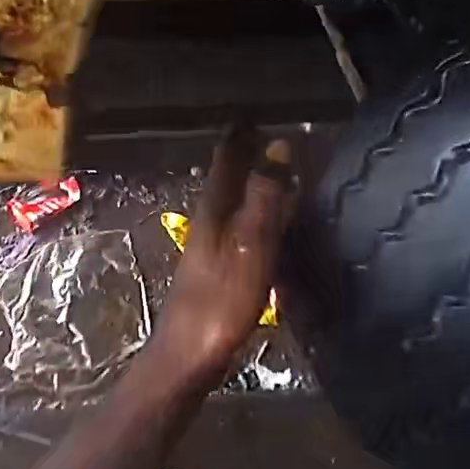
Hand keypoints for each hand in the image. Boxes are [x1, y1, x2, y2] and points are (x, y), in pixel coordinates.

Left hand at [149, 125, 297, 384]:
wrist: (190, 353)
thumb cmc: (221, 298)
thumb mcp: (250, 244)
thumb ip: (264, 197)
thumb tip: (279, 144)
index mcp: (214, 207)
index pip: (227, 159)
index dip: (240, 137)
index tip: (254, 114)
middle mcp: (210, 218)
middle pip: (229, 177)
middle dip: (246, 155)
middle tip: (271, 138)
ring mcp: (212, 243)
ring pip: (233, 200)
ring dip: (252, 183)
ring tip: (277, 173)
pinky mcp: (220, 267)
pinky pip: (241, 226)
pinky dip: (256, 213)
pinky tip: (269, 225)